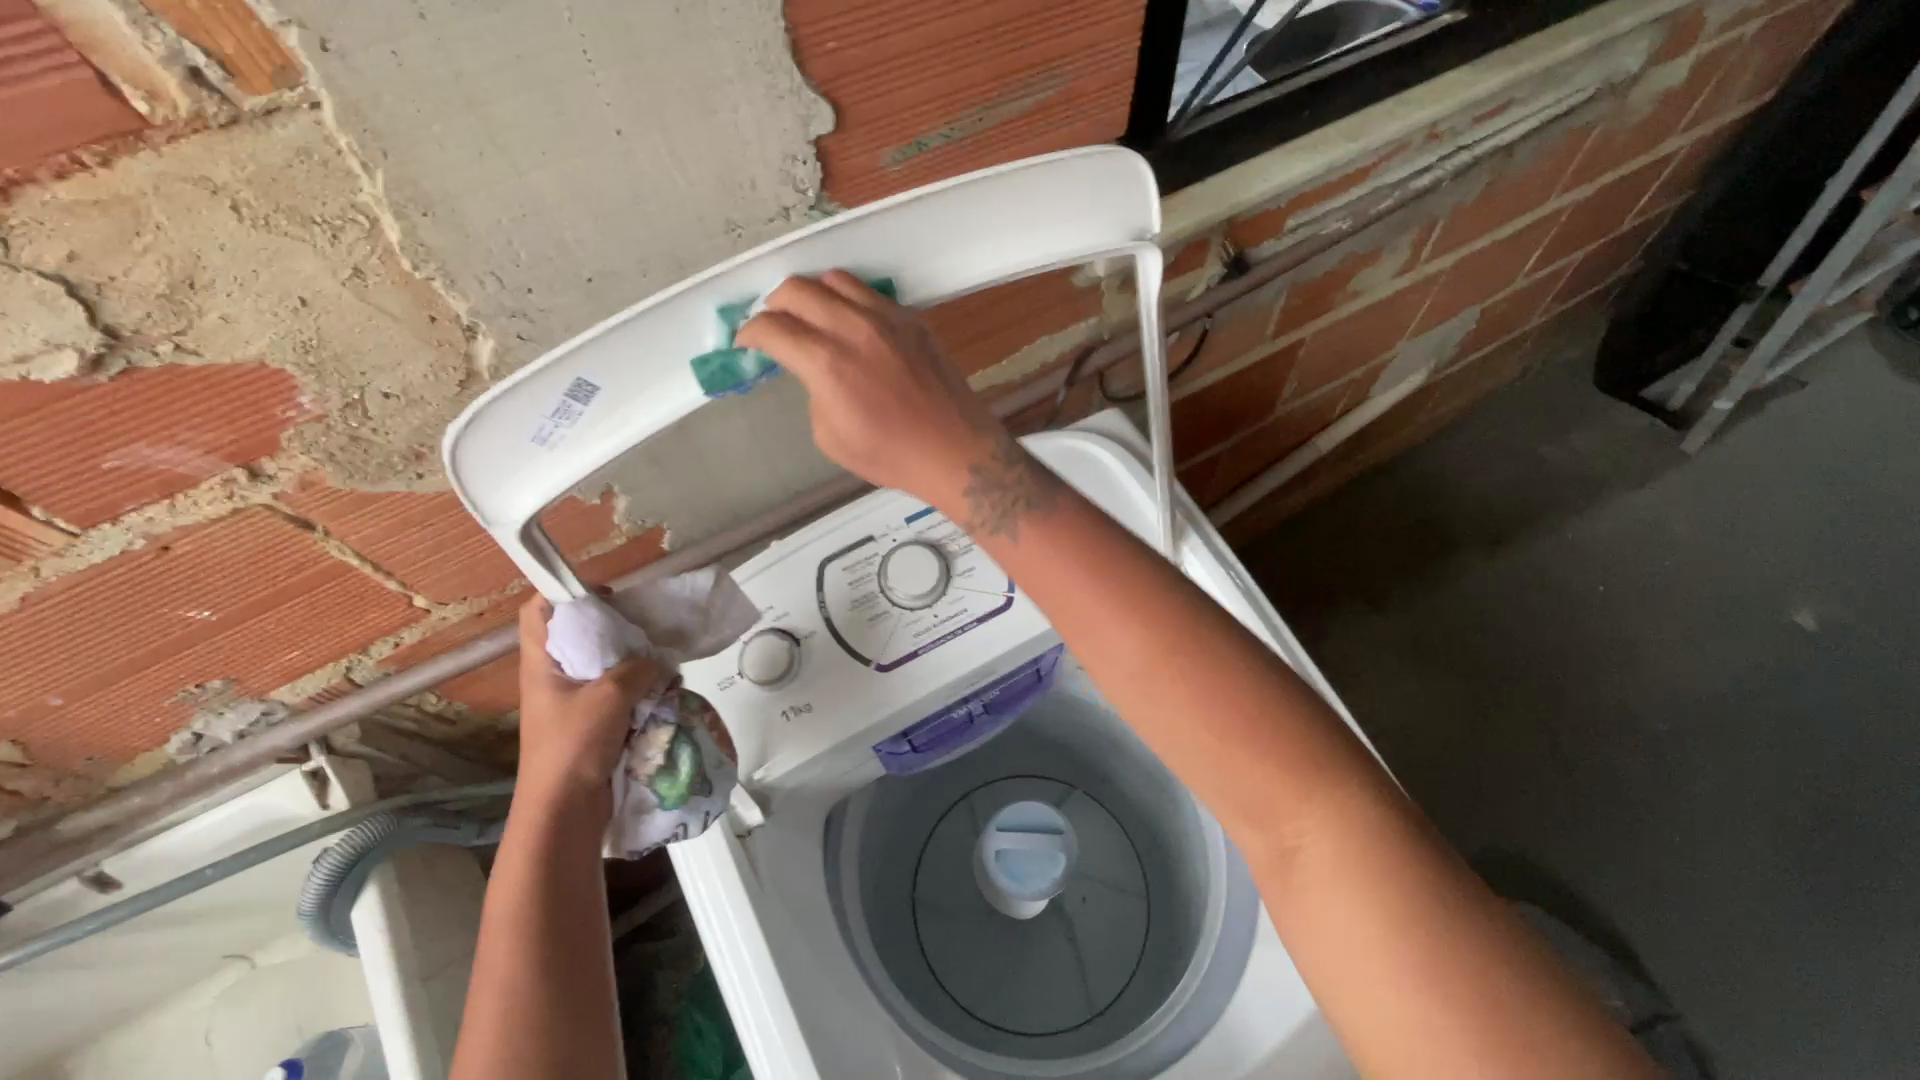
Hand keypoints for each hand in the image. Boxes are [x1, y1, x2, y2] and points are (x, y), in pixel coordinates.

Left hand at [513, 595, 663, 807]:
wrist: (566, 811)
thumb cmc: (573, 747)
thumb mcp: (609, 696)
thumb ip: (637, 668)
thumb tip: (658, 661)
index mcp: (542, 664)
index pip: (539, 611)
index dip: (566, 594)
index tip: (606, 597)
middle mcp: (554, 678)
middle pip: (580, 636)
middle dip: (614, 629)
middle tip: (645, 627)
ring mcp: (573, 703)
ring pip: (604, 667)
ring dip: (633, 664)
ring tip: (661, 661)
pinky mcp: (593, 725)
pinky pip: (618, 695)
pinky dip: (640, 690)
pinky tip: (663, 692)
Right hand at [735, 270, 1007, 507]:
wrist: (953, 450)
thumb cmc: (890, 455)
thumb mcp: (830, 436)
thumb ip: (813, 391)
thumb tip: (814, 370)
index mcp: (828, 364)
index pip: (773, 328)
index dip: (750, 333)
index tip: (746, 342)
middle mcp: (855, 329)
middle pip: (798, 290)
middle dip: (774, 305)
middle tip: (773, 324)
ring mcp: (888, 319)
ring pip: (835, 279)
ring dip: (812, 293)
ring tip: (809, 315)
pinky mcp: (912, 320)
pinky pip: (870, 293)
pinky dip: (848, 300)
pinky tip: (849, 323)